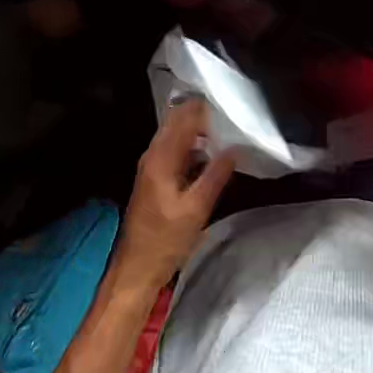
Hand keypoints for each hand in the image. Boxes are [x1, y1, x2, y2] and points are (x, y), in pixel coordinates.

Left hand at [113, 99, 235, 292]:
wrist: (137, 267)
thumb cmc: (166, 240)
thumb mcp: (196, 209)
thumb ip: (215, 175)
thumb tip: (235, 149)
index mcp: (160, 158)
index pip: (184, 119)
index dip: (206, 109)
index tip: (232, 105)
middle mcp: (152, 156)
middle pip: (177, 123)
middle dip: (202, 116)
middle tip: (232, 114)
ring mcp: (152, 167)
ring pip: (176, 137)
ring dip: (199, 131)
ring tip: (228, 130)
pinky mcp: (155, 180)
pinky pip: (176, 152)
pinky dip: (193, 148)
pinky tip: (212, 155)